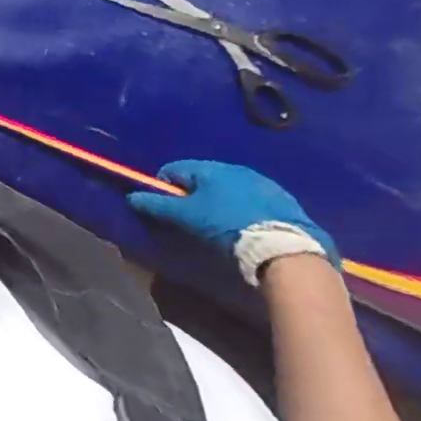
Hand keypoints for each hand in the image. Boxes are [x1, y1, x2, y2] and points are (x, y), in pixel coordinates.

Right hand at [129, 160, 338, 283]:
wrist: (287, 252)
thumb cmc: (226, 227)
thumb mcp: (184, 217)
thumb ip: (155, 205)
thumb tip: (131, 197)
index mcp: (211, 168)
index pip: (173, 170)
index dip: (163, 189)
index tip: (165, 211)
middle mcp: (238, 170)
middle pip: (203, 180)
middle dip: (193, 197)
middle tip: (190, 222)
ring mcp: (267, 186)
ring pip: (230, 191)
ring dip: (220, 205)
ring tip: (220, 230)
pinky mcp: (288, 204)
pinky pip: (255, 205)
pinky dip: (244, 214)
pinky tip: (246, 233)